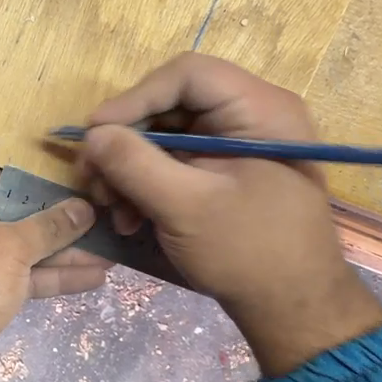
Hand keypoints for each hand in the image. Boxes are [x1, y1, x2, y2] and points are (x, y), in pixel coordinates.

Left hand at [0, 167, 108, 381]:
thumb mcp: (12, 248)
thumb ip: (51, 227)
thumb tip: (84, 208)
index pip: (11, 178)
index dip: (50, 184)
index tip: (90, 189)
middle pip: (21, 215)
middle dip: (66, 224)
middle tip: (112, 223)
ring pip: (24, 249)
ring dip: (65, 254)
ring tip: (114, 253)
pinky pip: (19, 275)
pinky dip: (49, 277)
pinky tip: (93, 278)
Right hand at [78, 53, 381, 375]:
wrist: (290, 306)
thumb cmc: (249, 252)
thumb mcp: (185, 207)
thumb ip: (135, 165)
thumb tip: (92, 135)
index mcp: (259, 111)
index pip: (187, 75)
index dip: (134, 98)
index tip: (95, 134)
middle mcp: (247, 118)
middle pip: (167, 106)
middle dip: (124, 144)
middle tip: (93, 179)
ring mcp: (232, 146)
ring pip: (160, 137)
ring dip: (126, 170)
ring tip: (109, 208)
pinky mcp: (218, 173)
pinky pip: (169, 163)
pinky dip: (141, 186)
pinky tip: (127, 218)